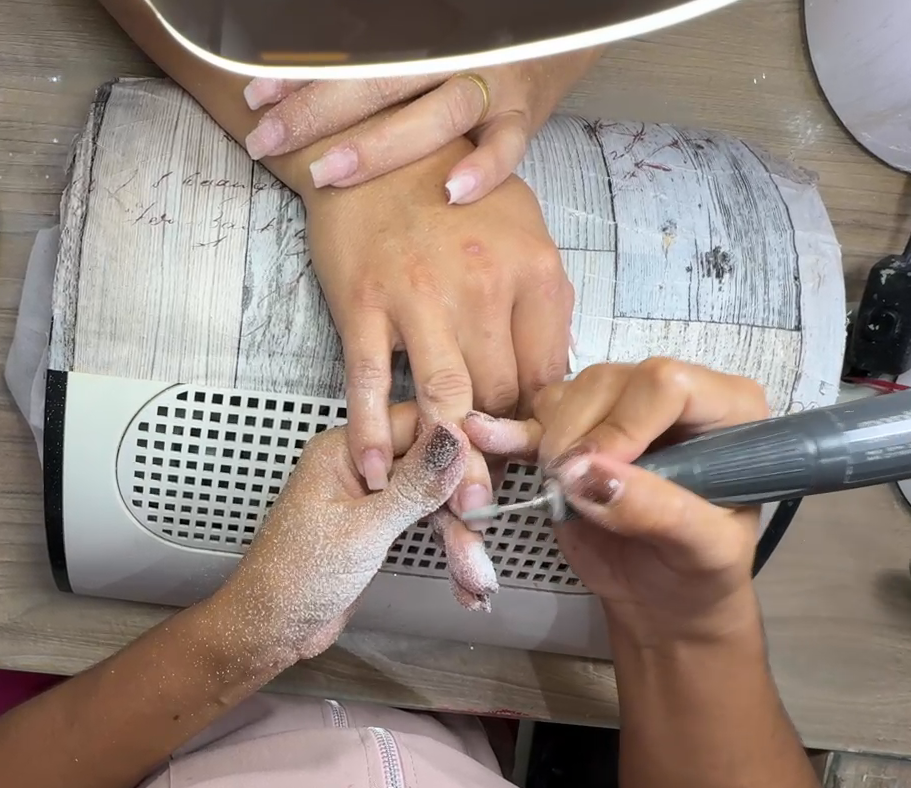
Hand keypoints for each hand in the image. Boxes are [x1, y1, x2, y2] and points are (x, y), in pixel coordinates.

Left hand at [219, 417, 471, 660]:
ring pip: (431, 500)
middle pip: (429, 464)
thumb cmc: (298, 576)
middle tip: (478, 534)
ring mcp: (367, 497)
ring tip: (476, 577)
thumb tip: (455, 436)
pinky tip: (467, 583)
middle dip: (458, 504)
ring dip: (456, 538)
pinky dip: (444, 552)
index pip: (415, 424)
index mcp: (342, 450)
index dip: (455, 448)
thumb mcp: (363, 530)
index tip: (483, 482)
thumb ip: (414, 486)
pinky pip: (422, 525)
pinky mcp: (376, 528)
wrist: (271, 628)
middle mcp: (356, 465)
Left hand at [243, 51, 600, 204]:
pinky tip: (451, 192)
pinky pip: (507, 145)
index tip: (255, 100)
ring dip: (381, 146)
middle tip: (266, 141)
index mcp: (419, 32)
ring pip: (436, 112)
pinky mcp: (521, 117)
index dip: (301, 75)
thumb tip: (280, 89)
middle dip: (317, 113)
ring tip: (329, 173)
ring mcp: (490, 83)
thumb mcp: (407, 48)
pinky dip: (485, 168)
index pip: (352, 51)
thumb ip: (359, 66)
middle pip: (382, 79)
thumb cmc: (452, 56)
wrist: (545, 35)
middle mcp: (452, 52)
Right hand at [304, 158, 571, 495]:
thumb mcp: (519, 232)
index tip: (528, 465)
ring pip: (444, 397)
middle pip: (498, 393)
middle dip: (498, 455)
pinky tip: (373, 471)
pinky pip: (370, 382)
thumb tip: (547, 380)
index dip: (537, 428)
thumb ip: (537, 305)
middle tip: (495, 505)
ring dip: (451, 461)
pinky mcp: (364, 309)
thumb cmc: (450, 194)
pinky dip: (371, 432)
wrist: (376, 152)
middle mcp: (481, 288)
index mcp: (531, 271)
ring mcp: (417, 300)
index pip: (544, 373)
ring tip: (456, 511)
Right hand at [462, 357, 769, 640]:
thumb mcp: (700, 548)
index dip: (621, 426)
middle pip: (607, 382)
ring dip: (546, 439)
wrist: (657, 593)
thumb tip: (581, 474)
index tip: (595, 478)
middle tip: (566, 489)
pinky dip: (512, 435)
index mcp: (726, 410)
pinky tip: (491, 442)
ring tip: (555, 487)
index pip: (666, 385)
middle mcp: (669, 398)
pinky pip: (536, 415)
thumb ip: (654, 509)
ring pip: (567, 395)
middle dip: (575, 435)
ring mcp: (616, 411)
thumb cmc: (695, 570)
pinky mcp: (573, 431)